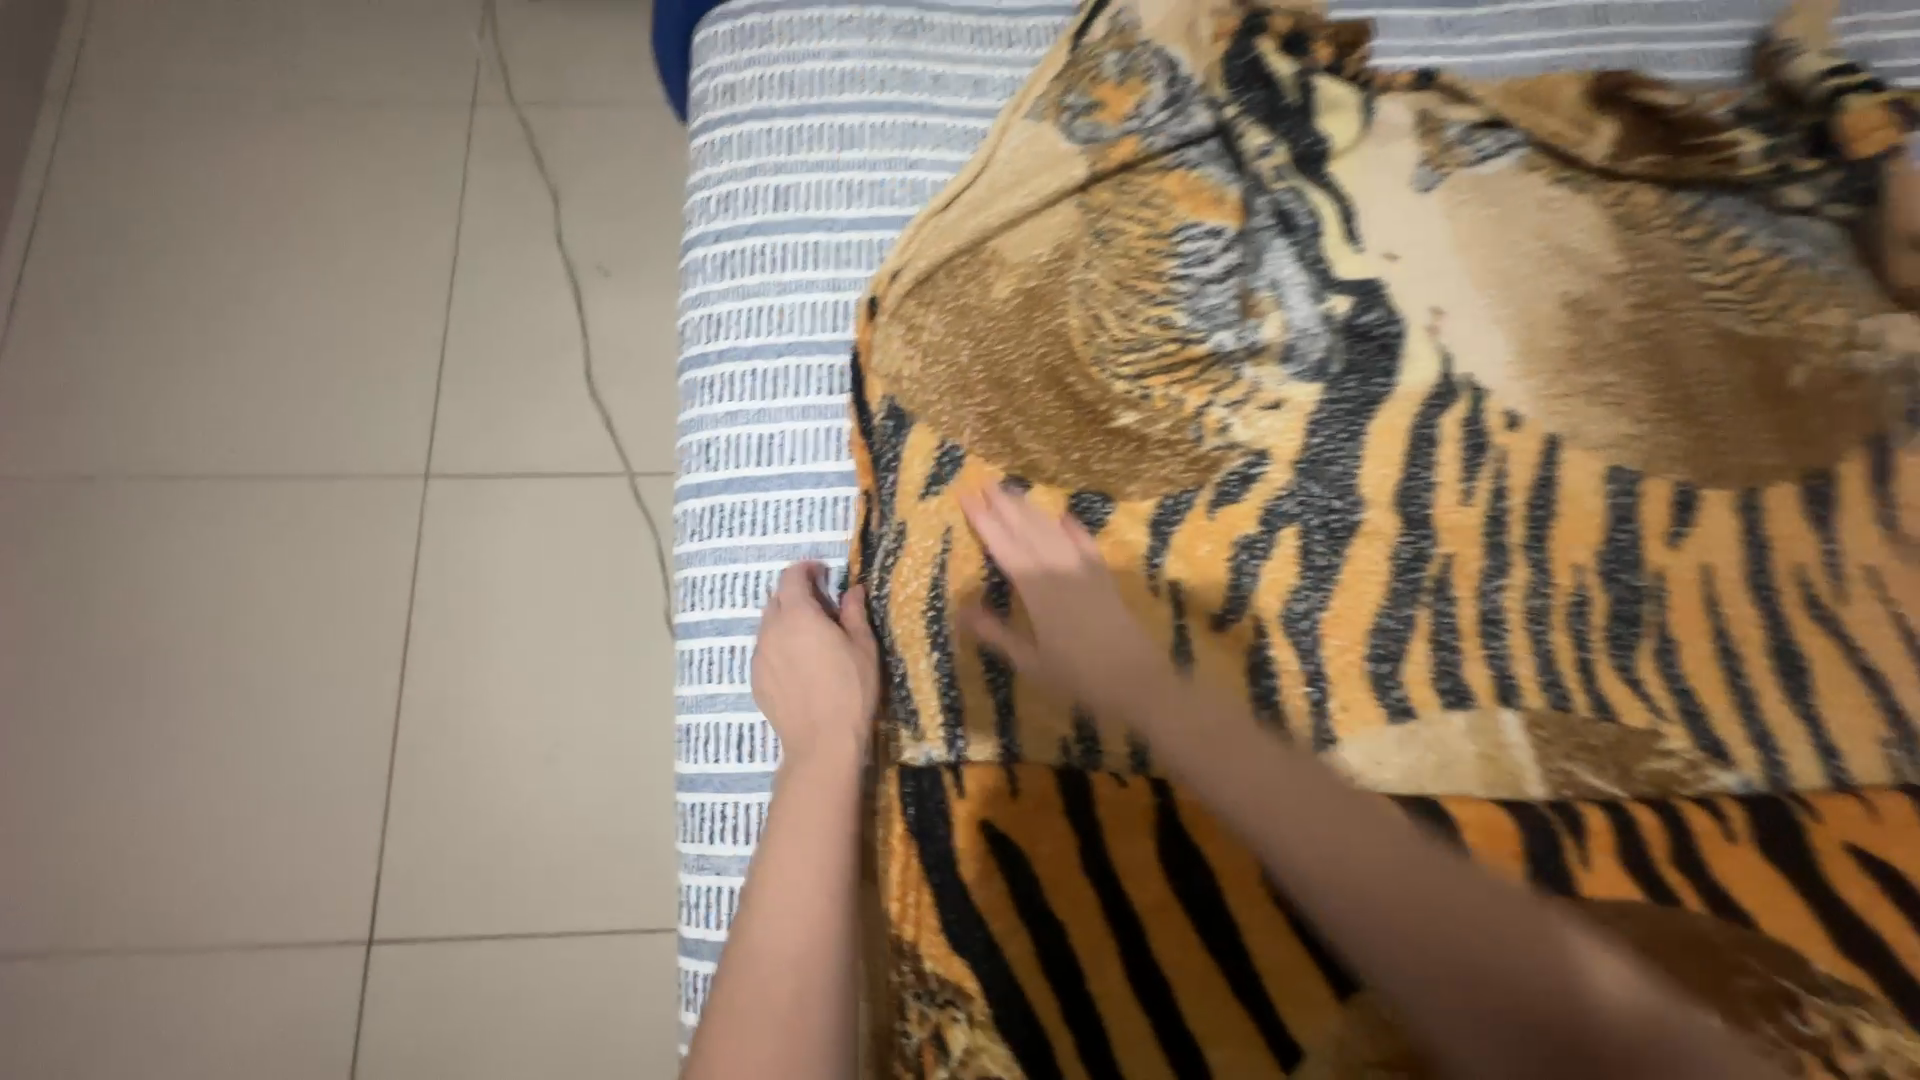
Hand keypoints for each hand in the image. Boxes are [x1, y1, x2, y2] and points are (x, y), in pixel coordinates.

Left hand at [752, 562, 879, 773]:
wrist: (822, 742)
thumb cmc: (851, 689)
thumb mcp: (863, 646)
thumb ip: (854, 612)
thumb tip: (852, 589)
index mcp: (798, 615)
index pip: (791, 576)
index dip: (806, 569)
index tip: (822, 572)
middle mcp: (771, 630)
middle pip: (777, 599)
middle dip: (796, 593)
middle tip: (822, 605)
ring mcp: (759, 656)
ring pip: (768, 625)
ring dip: (786, 620)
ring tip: (810, 636)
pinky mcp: (755, 679)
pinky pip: (765, 650)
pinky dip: (779, 645)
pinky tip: (799, 663)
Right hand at [959, 486, 1167, 715]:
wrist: (1137, 678)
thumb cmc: (1078, 676)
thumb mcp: (1030, 661)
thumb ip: (997, 633)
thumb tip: (962, 609)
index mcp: (1037, 589)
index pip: (1004, 546)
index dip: (984, 520)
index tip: (966, 495)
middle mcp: (1059, 569)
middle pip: (1027, 530)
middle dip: (1004, 505)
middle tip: (984, 481)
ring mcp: (1084, 569)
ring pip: (1053, 530)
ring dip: (1031, 509)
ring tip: (1012, 490)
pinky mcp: (1104, 575)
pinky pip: (1084, 543)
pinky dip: (1072, 527)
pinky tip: (1063, 515)